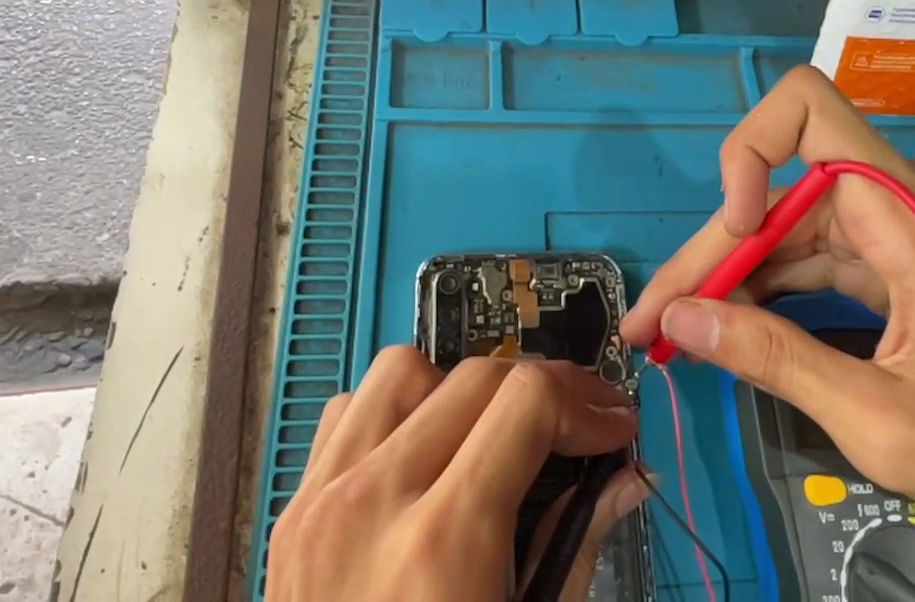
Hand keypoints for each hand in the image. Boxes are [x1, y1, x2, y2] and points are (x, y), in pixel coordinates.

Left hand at [267, 347, 647, 601]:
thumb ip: (574, 545)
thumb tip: (622, 478)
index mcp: (442, 545)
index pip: (525, 403)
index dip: (583, 401)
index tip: (609, 424)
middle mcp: (373, 502)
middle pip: (474, 376)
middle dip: (541, 388)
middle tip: (574, 422)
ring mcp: (320, 500)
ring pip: (401, 371)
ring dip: (458, 386)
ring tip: (490, 431)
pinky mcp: (292, 510)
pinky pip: (346, 412)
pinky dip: (393, 412)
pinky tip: (421, 451)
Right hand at [620, 67, 914, 599]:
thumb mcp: (880, 418)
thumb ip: (772, 357)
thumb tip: (680, 318)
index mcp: (902, 209)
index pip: (804, 108)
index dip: (746, 150)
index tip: (730, 232)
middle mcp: (902, 198)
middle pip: (779, 188)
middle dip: (713, 251)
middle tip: (655, 323)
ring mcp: (908, 231)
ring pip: (795, 226)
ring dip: (737, 276)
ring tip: (681, 334)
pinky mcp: (912, 265)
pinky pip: (826, 256)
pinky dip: (777, 290)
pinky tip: (739, 329)